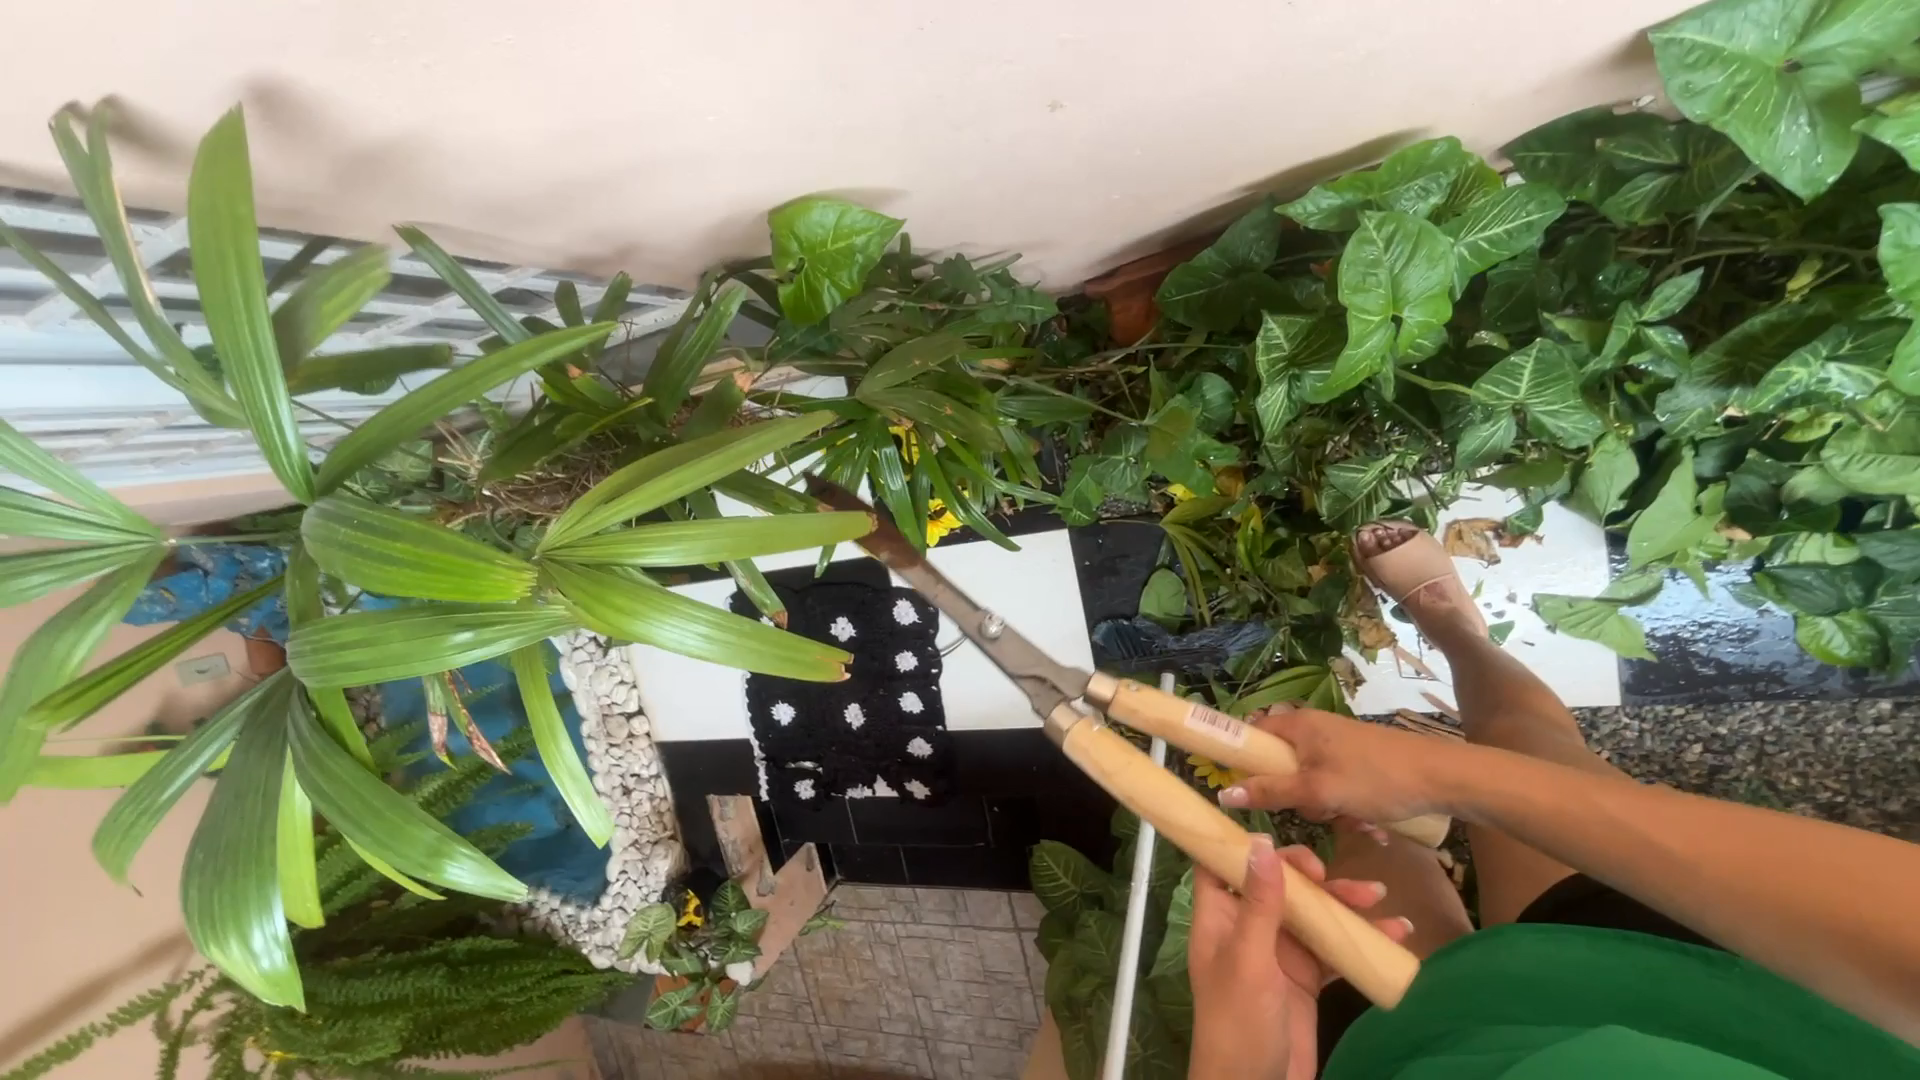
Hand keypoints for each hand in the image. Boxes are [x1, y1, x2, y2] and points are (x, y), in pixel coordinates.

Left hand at [1187, 835, 1410, 1079]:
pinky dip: (1360, 941)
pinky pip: (1333, 950)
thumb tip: (1261, 844)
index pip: (1221, 865)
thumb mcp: (1249, 959)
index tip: (1276, 834)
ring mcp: (1277, 954)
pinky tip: (1395, 932)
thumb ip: (1259, 903)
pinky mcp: (1305, 980)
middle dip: (1307, 876)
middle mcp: (1246, 929)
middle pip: (1275, 886)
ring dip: (1342, 904)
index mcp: (1219, 917)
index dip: (1243, 847)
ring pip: (1310, 915)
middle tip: (1332, 873)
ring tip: (1379, 896)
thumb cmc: (1238, 1022)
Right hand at [1218, 706, 1454, 823]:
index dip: (1243, 759)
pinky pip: (1333, 782)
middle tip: (1313, 811)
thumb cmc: (1374, 779)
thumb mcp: (1317, 791)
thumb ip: (1270, 792)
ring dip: (1322, 804)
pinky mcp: (1358, 759)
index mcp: (1298, 724)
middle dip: (1293, 793)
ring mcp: (1338, 743)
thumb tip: (1223, 794)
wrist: (1443, 778)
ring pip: (1309, 778)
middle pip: (1281, 762)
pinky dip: (1343, 802)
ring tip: (1348, 819)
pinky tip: (1365, 819)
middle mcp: (1313, 728)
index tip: (1247, 790)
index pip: (1252, 732)